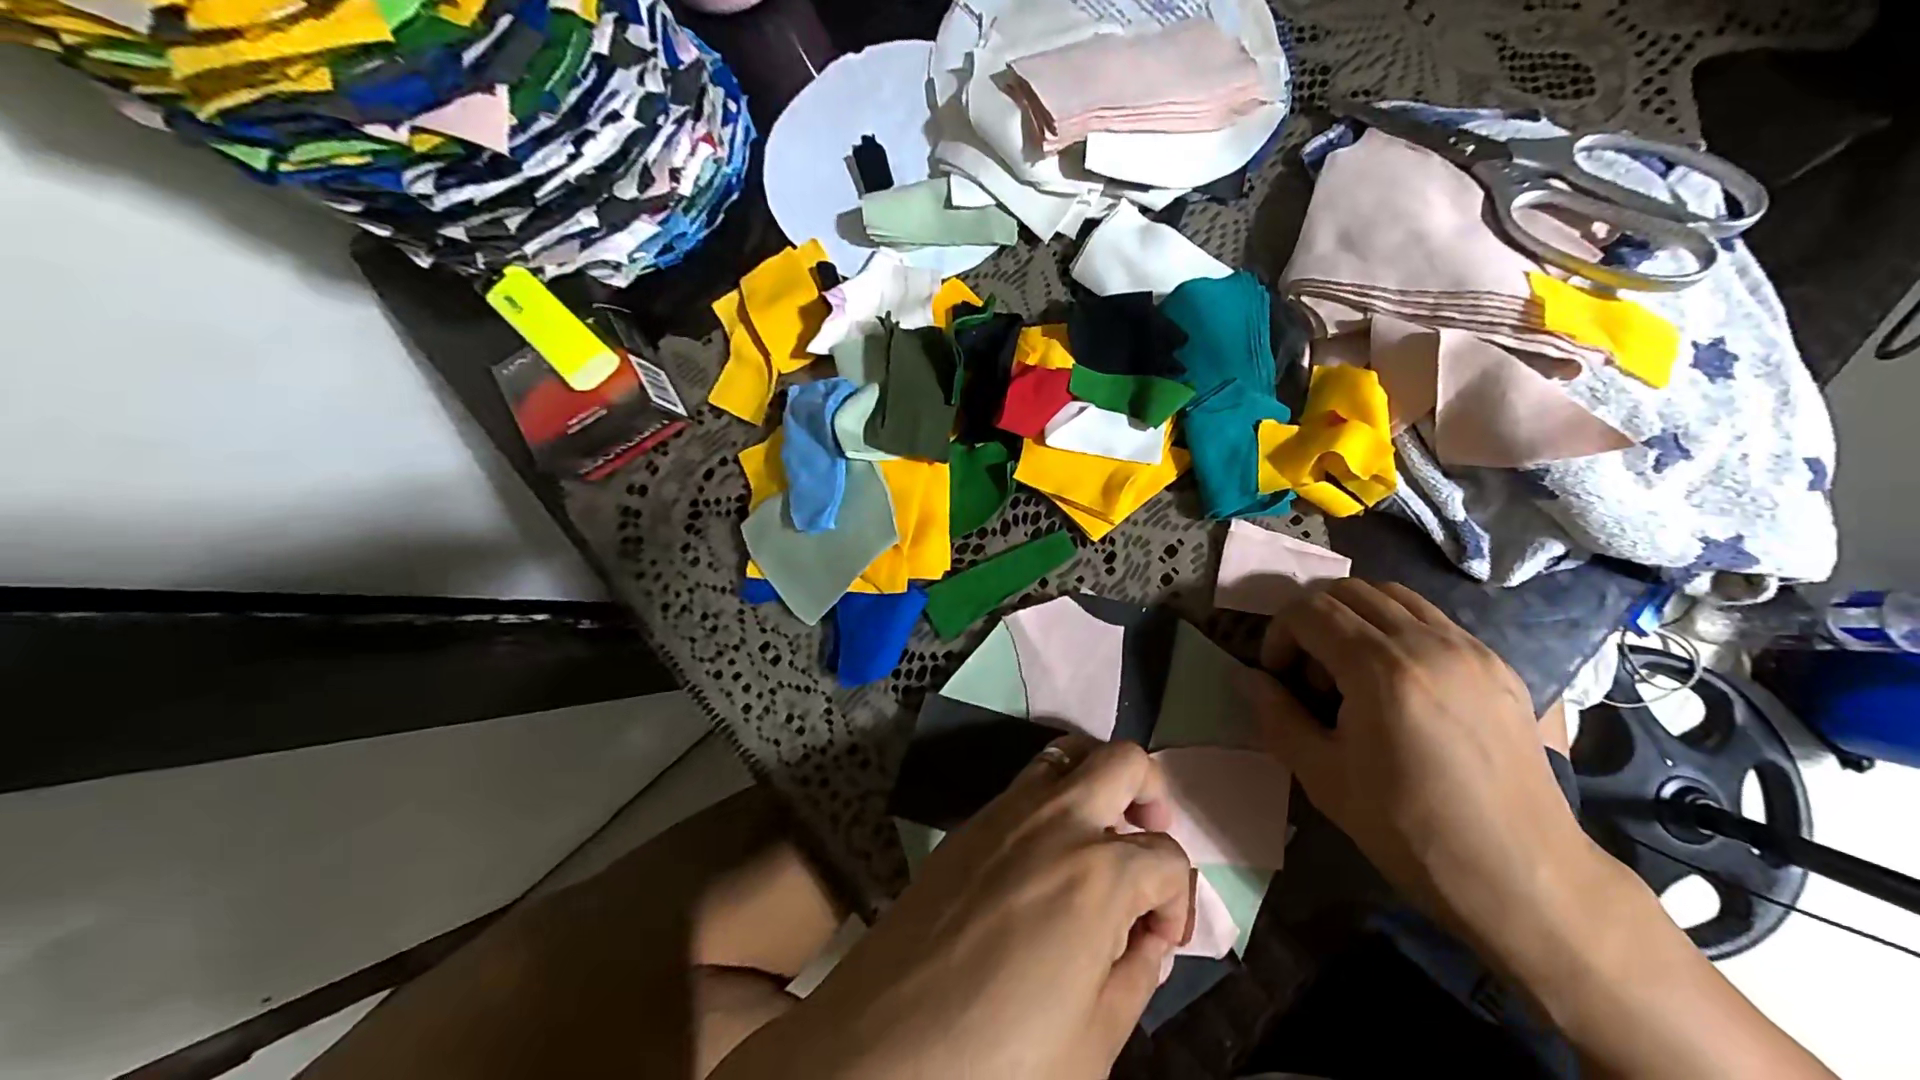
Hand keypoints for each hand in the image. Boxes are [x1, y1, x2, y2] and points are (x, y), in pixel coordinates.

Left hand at [711, 738, 1194, 1079]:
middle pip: (1124, 761)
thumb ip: (1137, 973)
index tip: (1160, 938)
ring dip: (1097, 784)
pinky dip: (1051, 799)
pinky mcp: (968, 823)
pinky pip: (1024, 784)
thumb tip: (1150, 936)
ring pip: (1067, 754)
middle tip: (1144, 847)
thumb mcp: (1095, 1037)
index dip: (1178, 900)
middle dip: (1151, 797)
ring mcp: (1006, 811)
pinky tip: (1044, 855)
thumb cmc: (1000, 1051)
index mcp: (1099, 872)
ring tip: (1099, 838)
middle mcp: (1055, 820)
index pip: (1168, 858)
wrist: (884, 1041)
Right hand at [1231, 579, 1602, 957]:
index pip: (1309, 610)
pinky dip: (1397, 630)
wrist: (1524, 875)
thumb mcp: (1322, 777)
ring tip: (1352, 673)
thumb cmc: (1410, 830)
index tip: (1277, 677)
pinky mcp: (1498, 666)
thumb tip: (1247, 677)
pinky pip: (1433, 619)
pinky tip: (1397, 683)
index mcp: (1381, 669)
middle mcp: (1428, 643)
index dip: (1278, 635)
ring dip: (1355, 618)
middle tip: (1310, 674)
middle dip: (1313, 621)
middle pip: (1349, 591)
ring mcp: (1471, 649)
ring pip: (1394, 596)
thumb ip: (1276, 715)